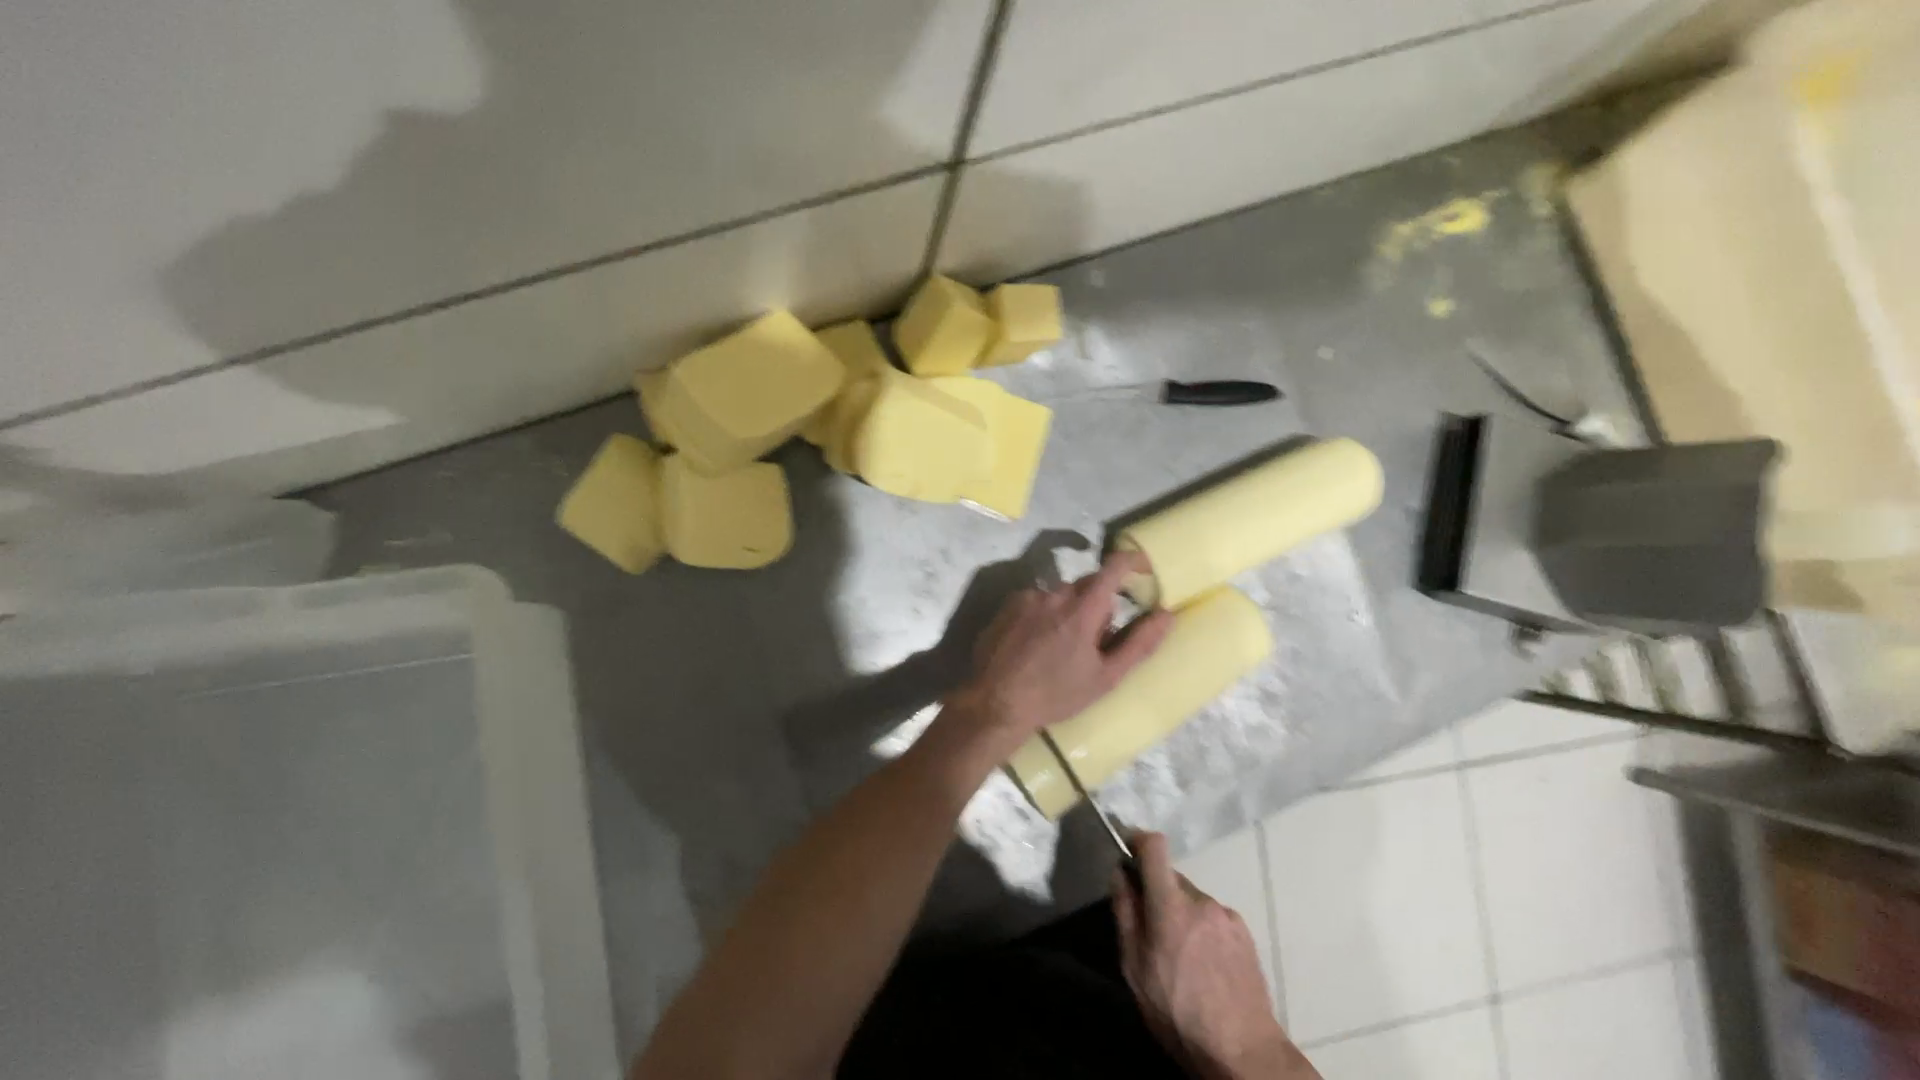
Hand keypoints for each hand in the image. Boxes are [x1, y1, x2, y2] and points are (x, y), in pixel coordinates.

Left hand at [944, 550, 1173, 751]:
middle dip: (1096, 605)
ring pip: (1059, 596)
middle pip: (1086, 586)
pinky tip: (1034, 647)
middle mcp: (1054, 594)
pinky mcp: (1006, 607)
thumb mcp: (1105, 677)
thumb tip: (1166, 615)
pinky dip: (1043, 617)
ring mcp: (1026, 598)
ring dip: (1067, 612)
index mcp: (1082, 608)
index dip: (1132, 561)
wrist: (995, 703)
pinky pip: (1035, 602)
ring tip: (1059, 650)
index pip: (1113, 568)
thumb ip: (1139, 644)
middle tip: (1093, 641)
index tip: (1143, 567)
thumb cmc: (1055, 695)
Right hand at [1115, 834, 1318, 1079]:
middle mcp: (1203, 901)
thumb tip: (1120, 874)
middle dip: (1157, 894)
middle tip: (1149, 932)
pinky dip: (1201, 930)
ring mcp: (1228, 916)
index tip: (1126, 846)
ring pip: (1192, 900)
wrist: (1242, 1050)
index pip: (1156, 848)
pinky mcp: (1244, 933)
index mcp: (1171, 906)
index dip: (1138, 839)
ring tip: (1178, 958)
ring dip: (1180, 915)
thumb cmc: (1177, 1012)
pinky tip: (1201, 966)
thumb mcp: (1135, 968)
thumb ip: (1126, 914)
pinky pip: (1212, 918)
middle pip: (1171, 879)